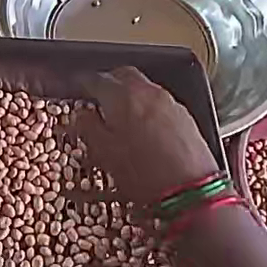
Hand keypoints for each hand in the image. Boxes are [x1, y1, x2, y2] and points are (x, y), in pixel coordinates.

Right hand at [72, 67, 219, 203]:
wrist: (190, 191)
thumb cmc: (143, 173)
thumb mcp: (103, 152)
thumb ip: (87, 126)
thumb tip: (81, 113)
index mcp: (122, 96)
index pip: (95, 79)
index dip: (81, 82)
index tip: (75, 87)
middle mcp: (147, 92)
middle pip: (122, 75)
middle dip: (107, 82)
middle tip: (95, 96)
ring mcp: (169, 102)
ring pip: (142, 87)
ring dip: (127, 94)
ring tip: (116, 115)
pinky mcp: (184, 116)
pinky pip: (158, 102)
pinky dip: (144, 107)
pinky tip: (140, 128)